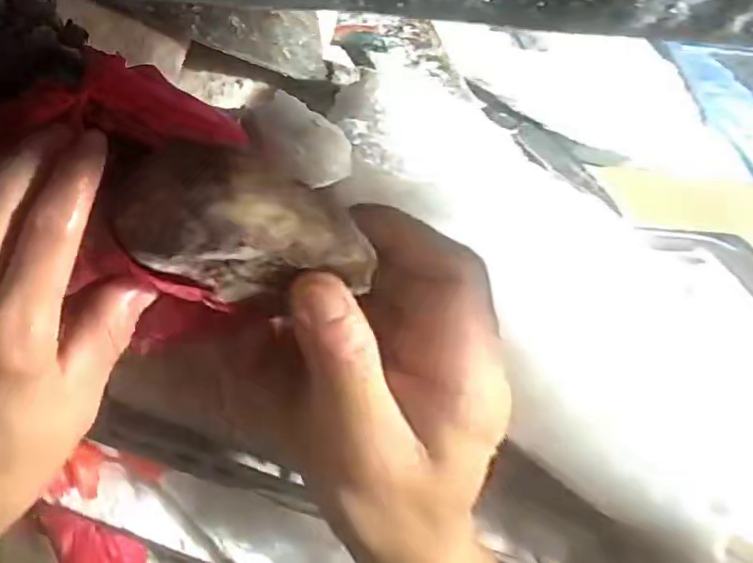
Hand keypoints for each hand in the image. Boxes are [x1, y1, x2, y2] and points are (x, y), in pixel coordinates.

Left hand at [0, 126, 157, 562]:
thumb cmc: (15, 445)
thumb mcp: (77, 401)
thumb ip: (104, 330)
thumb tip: (138, 278)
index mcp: (19, 324)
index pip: (51, 226)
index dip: (75, 175)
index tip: (93, 141)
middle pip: (1, 195)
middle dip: (37, 151)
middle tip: (65, 128)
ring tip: (31, 141)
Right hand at [287, 206, 509, 562]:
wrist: (398, 543)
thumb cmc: (386, 499)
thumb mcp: (357, 438)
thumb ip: (343, 362)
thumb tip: (316, 281)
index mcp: (465, 364)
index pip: (453, 270)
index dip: (398, 232)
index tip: (330, 222)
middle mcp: (454, 342)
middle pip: (419, 261)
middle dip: (357, 237)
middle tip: (294, 233)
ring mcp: (427, 342)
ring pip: (392, 271)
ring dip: (339, 254)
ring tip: (286, 253)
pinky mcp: (398, 345)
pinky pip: (370, 293)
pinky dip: (331, 279)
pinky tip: (292, 287)